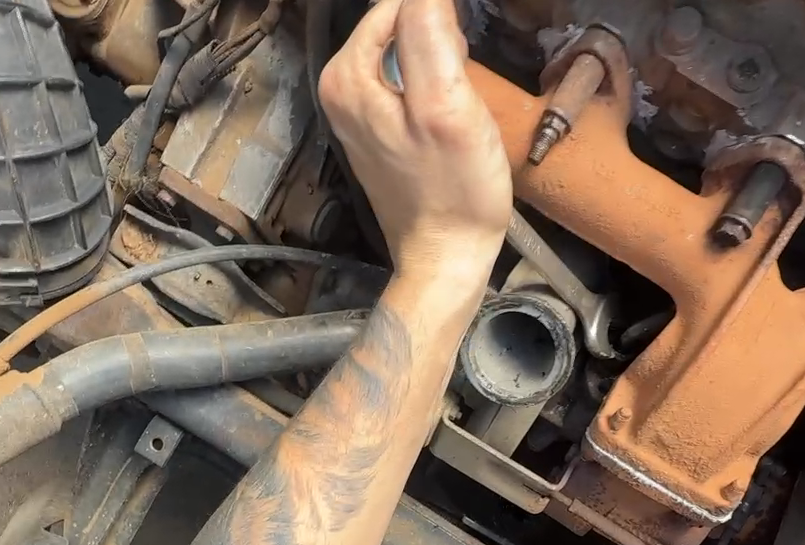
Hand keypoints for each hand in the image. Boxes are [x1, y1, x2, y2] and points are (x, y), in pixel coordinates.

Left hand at [319, 0, 510, 282]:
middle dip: (441, 40)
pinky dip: (434, 85)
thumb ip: (429, 33)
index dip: (443, 20)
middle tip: (463, 89)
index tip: (463, 63)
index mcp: (347, 76)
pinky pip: (410, 82)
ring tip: (460, 103)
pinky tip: (451, 117)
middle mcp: (341, 89)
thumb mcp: (447, 106)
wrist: (447, 259)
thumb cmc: (455, 192)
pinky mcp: (380, 133)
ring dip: (441, 62)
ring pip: (409, 52)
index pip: (401, 1)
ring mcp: (359, 113)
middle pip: (402, 23)